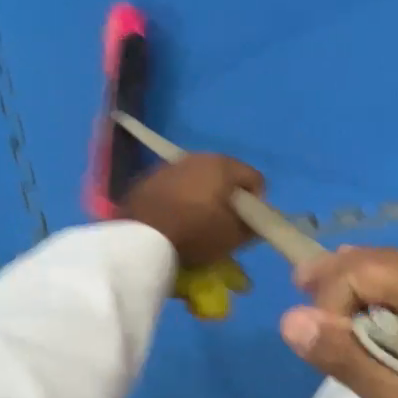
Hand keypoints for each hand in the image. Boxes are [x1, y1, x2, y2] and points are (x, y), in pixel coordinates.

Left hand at [119, 155, 265, 265]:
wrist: (140, 240)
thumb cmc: (196, 232)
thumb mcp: (235, 237)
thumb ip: (253, 227)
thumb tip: (256, 222)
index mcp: (224, 165)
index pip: (255, 178)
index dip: (257, 202)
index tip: (247, 223)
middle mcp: (198, 157)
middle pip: (226, 175)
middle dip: (229, 196)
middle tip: (225, 221)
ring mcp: (170, 166)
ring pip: (199, 179)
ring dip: (204, 195)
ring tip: (198, 220)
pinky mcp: (148, 178)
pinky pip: (176, 186)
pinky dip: (181, 198)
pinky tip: (176, 218)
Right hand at [279, 248, 397, 397]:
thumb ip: (349, 361)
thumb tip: (291, 321)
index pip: (362, 269)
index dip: (330, 299)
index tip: (322, 344)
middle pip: (377, 259)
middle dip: (335, 277)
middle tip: (298, 293)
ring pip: (393, 268)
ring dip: (355, 284)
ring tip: (322, 304)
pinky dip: (379, 295)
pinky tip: (365, 315)